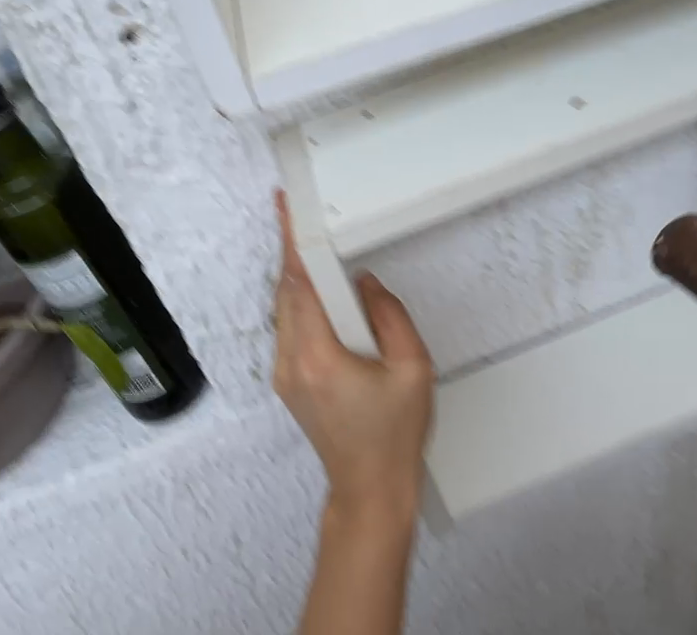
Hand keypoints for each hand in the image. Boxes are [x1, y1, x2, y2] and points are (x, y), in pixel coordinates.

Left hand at [273, 192, 434, 523]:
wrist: (370, 487)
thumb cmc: (395, 433)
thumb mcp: (413, 368)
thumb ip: (390, 316)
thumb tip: (364, 282)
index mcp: (320, 356)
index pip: (301, 286)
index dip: (292, 243)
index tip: (284, 209)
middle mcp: (292, 362)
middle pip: (286, 292)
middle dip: (293, 252)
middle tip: (299, 216)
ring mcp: (284, 374)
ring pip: (283, 310)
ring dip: (296, 278)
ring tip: (311, 247)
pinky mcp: (288, 381)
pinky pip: (288, 328)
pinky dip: (299, 302)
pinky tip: (318, 291)